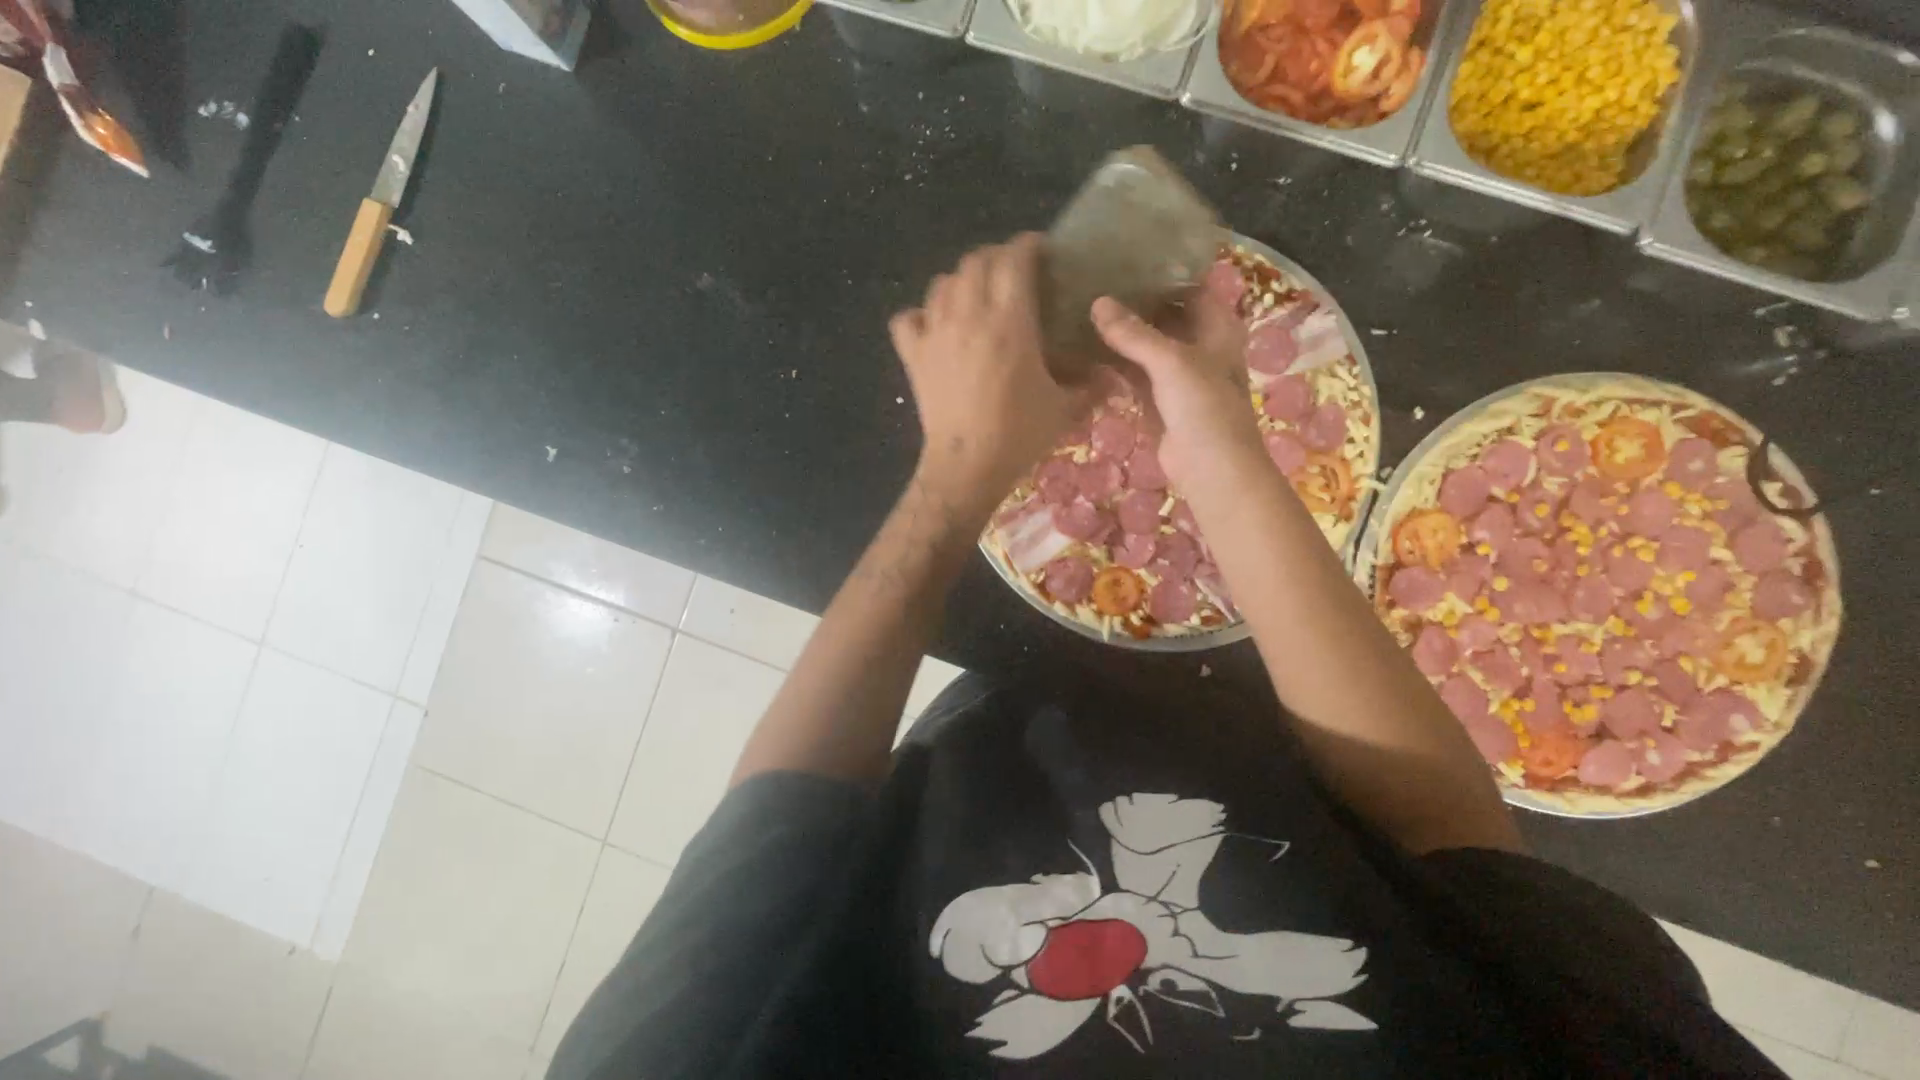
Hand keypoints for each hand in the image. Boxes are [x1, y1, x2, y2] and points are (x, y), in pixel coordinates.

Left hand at [892, 233, 1089, 515]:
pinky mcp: (913, 354)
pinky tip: (934, 326)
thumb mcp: (1065, 409)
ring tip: (977, 296)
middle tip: (1013, 273)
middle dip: (996, 257)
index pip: (1014, 258)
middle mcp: (968, 314)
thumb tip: (1111, 376)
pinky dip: (921, 314)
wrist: (967, 466)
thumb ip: (1091, 386)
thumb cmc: (1019, 434)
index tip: (1042, 251)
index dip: (1028, 245)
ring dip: (962, 281)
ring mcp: (935, 332)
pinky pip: (908, 318)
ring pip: (942, 282)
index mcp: (1010, 320)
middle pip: (976, 261)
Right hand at [1090, 292, 1257, 490]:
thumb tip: (1096, 302)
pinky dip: (1115, 364)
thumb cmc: (1204, 406)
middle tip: (1091, 284)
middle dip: (1133, 304)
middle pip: (1164, 316)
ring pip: (1146, 346)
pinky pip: (1134, 374)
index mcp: (1217, 327)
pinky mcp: (1159, 401)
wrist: (1212, 468)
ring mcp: (1179, 375)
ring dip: (1120, 335)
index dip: (1160, 277)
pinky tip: (1085, 350)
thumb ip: (1132, 333)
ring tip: (1081, 311)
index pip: (1188, 289)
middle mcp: (1200, 345)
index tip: (1121, 262)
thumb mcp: (1170, 361)